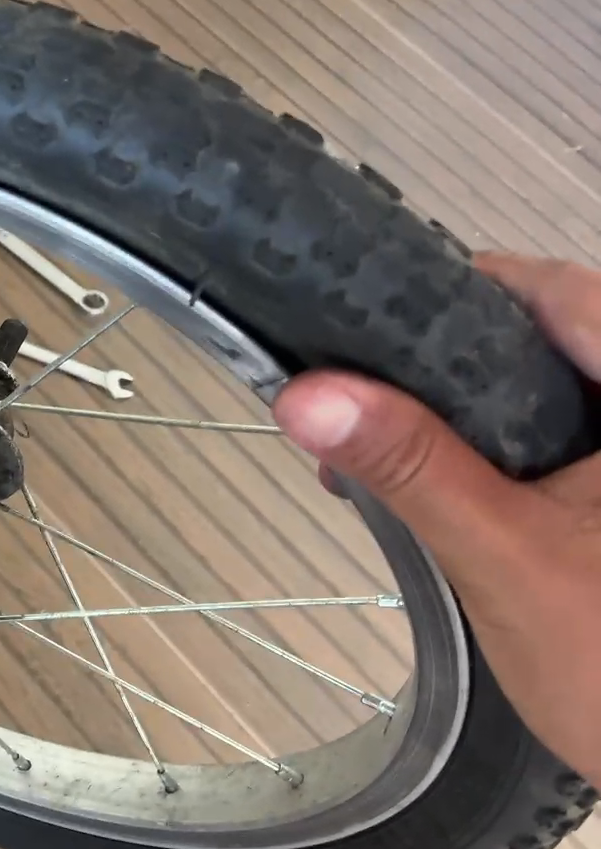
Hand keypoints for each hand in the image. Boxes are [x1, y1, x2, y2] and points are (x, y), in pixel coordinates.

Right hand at [274, 252, 600, 783]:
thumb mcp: (506, 556)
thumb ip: (409, 467)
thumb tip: (300, 393)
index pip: (548, 291)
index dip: (440, 296)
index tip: (343, 333)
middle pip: (529, 338)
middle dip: (423, 372)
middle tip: (343, 417)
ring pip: (529, 388)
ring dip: (439, 416)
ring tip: (368, 461)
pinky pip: (542, 434)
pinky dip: (473, 448)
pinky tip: (430, 488)